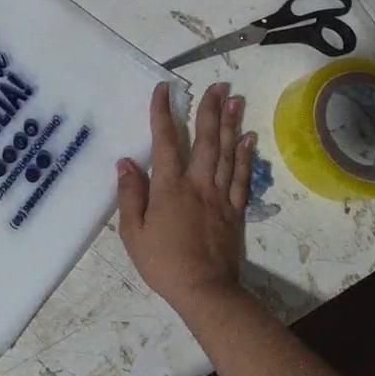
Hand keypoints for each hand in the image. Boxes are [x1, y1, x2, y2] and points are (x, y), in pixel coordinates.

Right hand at [115, 82, 254, 313]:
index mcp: (169, 187)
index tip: (165, 90)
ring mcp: (220, 196)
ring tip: (235, 99)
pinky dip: (245, 156)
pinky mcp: (235, 210)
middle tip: (218, 85)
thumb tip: (126, 163)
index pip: (165, 142)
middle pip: (205, 140)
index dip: (163, 113)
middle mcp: (197, 184)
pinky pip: (241, 177)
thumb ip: (130, 195)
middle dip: (210, 110)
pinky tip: (248, 139)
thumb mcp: (132, 232)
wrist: (204, 289)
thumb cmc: (162, 262)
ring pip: (226, 152)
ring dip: (231, 124)